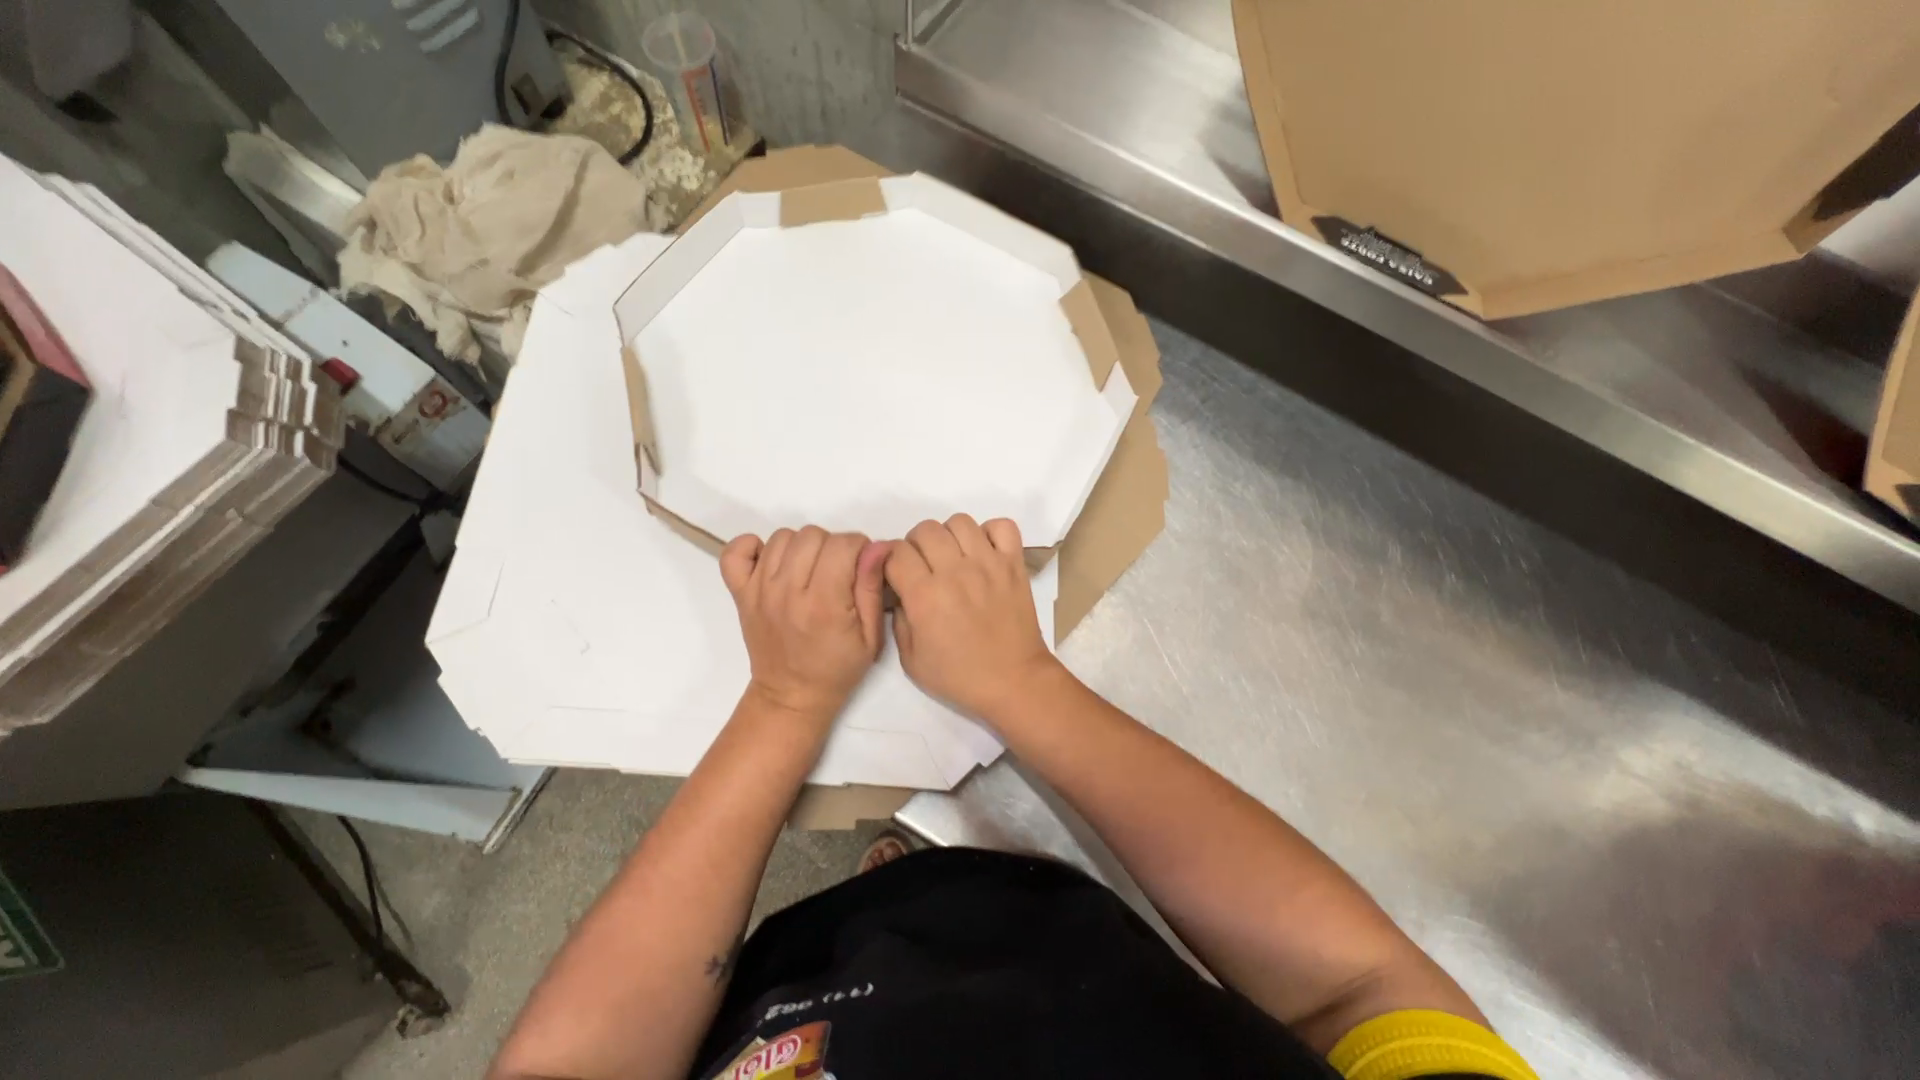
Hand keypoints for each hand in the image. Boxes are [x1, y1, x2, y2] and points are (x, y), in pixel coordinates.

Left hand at [721, 526, 889, 720]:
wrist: (791, 696)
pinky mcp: (740, 593)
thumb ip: (872, 588)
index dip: (859, 548)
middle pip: (812, 535)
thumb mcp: (870, 637)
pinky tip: (771, 563)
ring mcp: (759, 590)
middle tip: (837, 571)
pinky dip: (753, 548)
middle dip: (832, 546)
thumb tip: (877, 546)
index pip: (843, 544)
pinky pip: (736, 552)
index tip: (861, 567)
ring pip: (782, 537)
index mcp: (824, 603)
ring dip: (801, 547)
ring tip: (809, 570)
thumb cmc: (837, 669)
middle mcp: (788, 591)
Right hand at [885, 515, 1061, 719]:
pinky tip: (984, 553)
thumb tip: (901, 593)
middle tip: (924, 568)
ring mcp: (988, 564)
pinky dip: (990, 533)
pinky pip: (1002, 526)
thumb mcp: (911, 659)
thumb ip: (899, 619)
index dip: (892, 562)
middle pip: (925, 529)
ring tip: (954, 558)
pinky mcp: (1014, 564)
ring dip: (950, 536)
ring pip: (960, 521)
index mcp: (925, 596)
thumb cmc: (960, 676)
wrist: (1014, 681)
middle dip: (917, 546)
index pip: (897, 552)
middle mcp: (955, 571)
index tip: (898, 576)